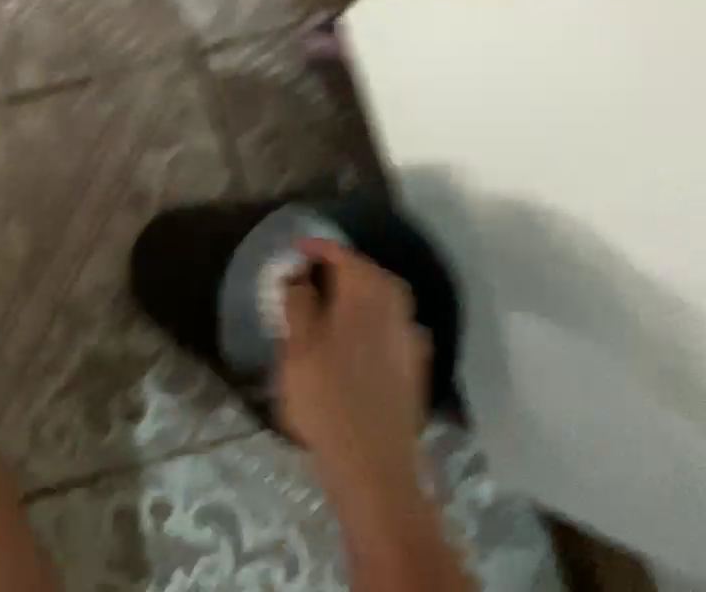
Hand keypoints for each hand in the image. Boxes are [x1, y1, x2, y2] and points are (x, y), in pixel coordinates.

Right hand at [275, 240, 429, 500]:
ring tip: (336, 292)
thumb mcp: (296, 349)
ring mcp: (408, 348)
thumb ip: (298, 307)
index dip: (323, 249)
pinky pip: (399, 326)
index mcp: (362, 310)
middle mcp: (393, 322)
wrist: (371, 462)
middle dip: (350, 264)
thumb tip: (298, 276)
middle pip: (380, 279)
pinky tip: (361, 328)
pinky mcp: (413, 371)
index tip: (297, 247)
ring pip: (393, 302)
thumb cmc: (323, 400)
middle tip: (317, 265)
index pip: (349, 263)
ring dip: (367, 287)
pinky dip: (379, 314)